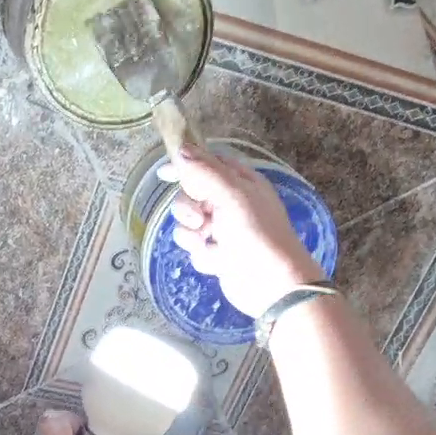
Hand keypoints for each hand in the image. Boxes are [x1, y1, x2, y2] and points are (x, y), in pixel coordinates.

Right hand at [161, 146, 326, 316]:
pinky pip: (193, 246)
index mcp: (240, 182)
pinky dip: (201, 253)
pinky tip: (215, 261)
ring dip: (191, 234)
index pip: (207, 163)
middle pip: (190, 194)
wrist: (272, 285)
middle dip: (187, 208)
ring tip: (208, 243)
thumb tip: (181, 149)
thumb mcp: (232, 196)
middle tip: (200, 220)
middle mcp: (230, 202)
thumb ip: (205, 172)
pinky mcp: (216, 252)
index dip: (185, 165)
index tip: (163, 174)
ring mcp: (222, 229)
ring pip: (187, 222)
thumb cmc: (257, 234)